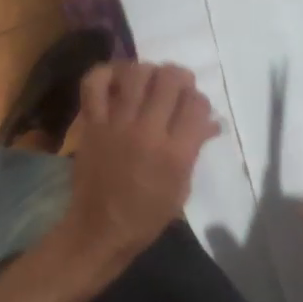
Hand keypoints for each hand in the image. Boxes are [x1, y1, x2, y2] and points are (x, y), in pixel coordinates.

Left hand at [59, 62, 218, 265]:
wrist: (100, 230)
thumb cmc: (146, 217)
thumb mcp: (181, 189)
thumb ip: (194, 151)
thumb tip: (210, 123)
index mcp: (176, 154)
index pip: (197, 105)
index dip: (200, 102)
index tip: (194, 110)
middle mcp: (148, 132)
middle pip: (170, 79)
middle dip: (179, 78)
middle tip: (176, 89)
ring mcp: (117, 125)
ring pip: (136, 74)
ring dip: (148, 71)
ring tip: (149, 82)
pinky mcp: (92, 125)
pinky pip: (94, 84)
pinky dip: (105, 74)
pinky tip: (116, 80)